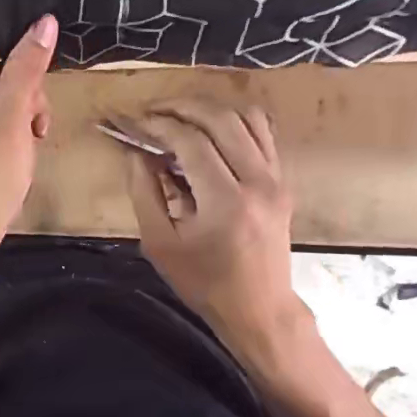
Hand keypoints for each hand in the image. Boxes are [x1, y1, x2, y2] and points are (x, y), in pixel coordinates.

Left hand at [0, 16, 58, 249]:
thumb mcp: (11, 118)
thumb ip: (27, 68)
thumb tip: (45, 22)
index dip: (3, 35)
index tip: (38, 43)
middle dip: (20, 81)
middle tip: (38, 106)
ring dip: (24, 101)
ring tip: (36, 129)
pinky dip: (16, 115)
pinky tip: (31, 135)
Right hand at [124, 99, 311, 361]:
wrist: (259, 309)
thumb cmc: (204, 282)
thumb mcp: (160, 243)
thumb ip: (144, 192)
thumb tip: (136, 152)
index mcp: (225, 202)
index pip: (190, 142)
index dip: (158, 126)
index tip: (134, 122)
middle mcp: (258, 182)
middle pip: (220, 119)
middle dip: (181, 107)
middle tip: (152, 111)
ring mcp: (276, 178)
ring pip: (246, 118)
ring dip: (209, 109)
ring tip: (179, 115)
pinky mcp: (283, 180)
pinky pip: (263, 133)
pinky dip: (234, 120)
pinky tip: (210, 128)